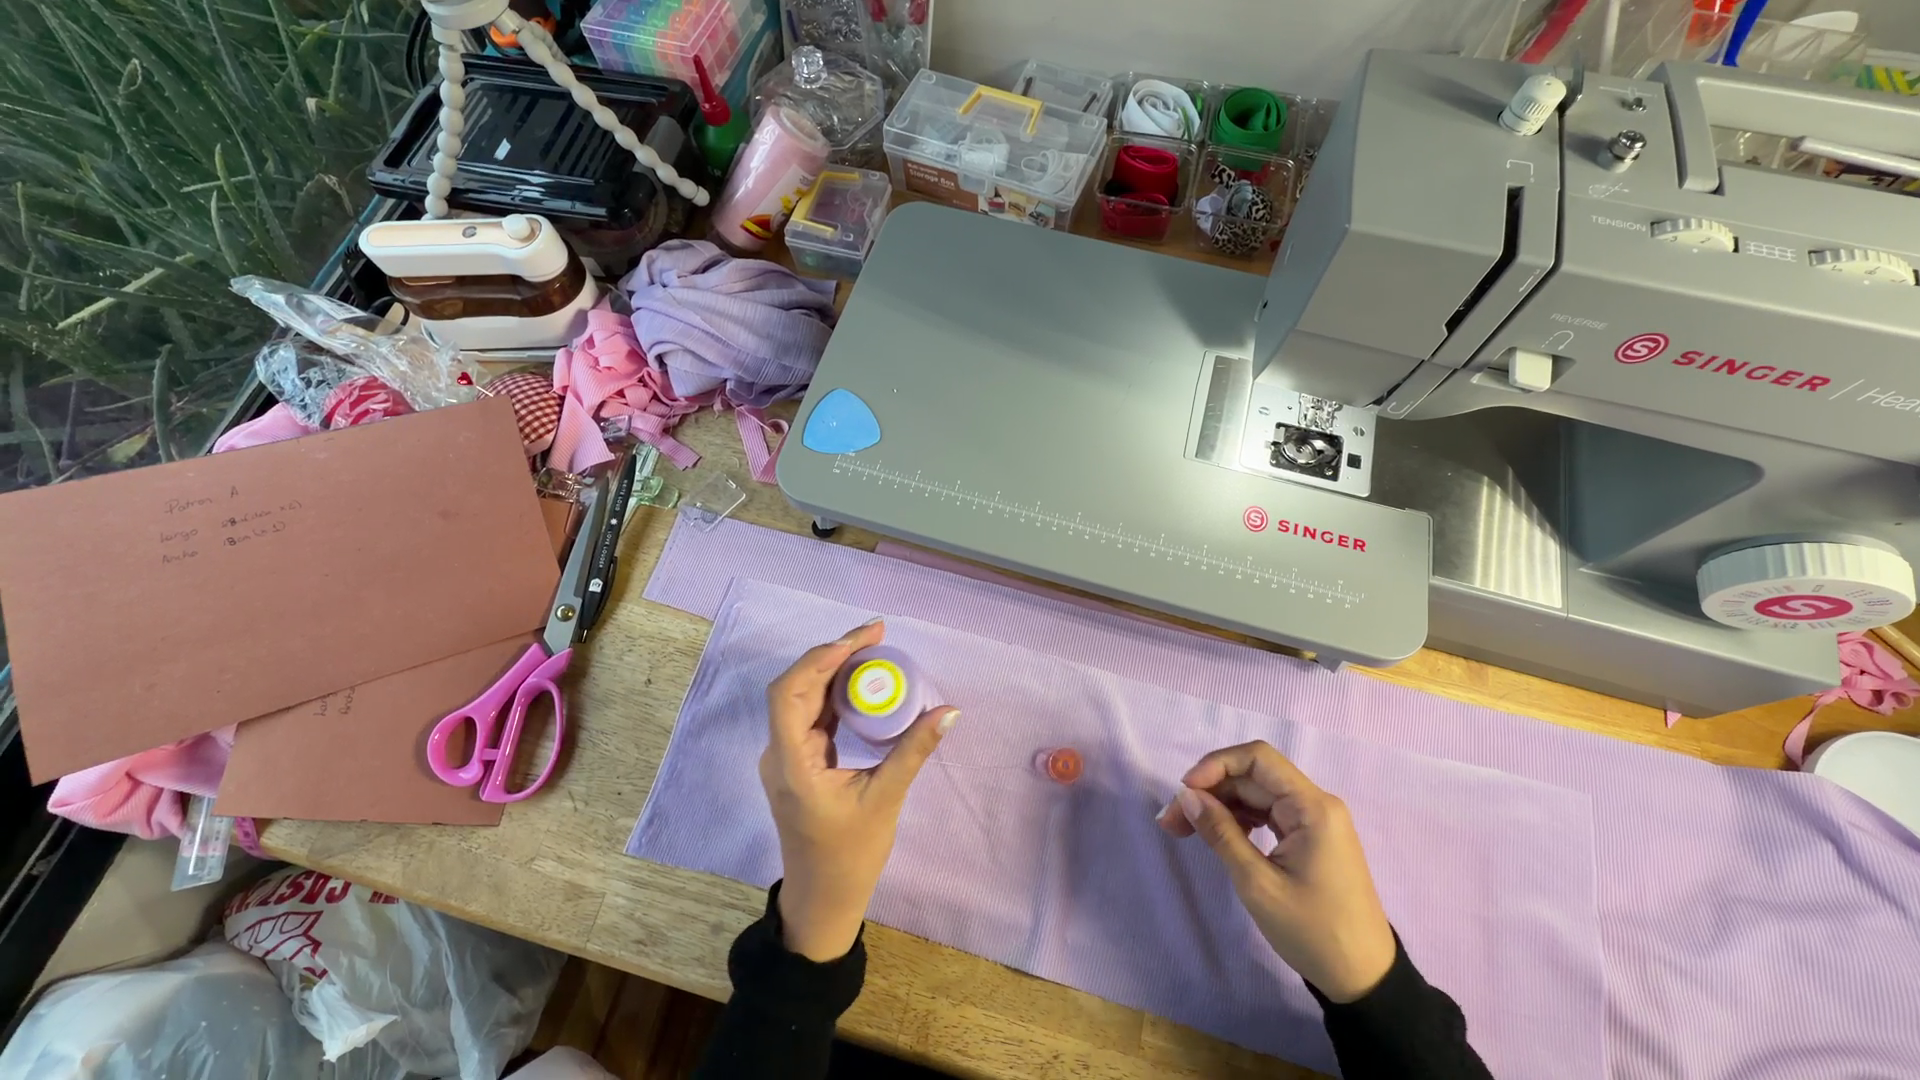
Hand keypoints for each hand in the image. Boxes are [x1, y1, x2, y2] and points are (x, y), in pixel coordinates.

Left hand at [759, 619, 958, 961]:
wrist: (824, 897)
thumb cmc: (851, 854)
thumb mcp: (886, 799)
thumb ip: (914, 751)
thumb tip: (949, 710)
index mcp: (791, 764)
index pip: (789, 694)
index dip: (819, 659)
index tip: (860, 640)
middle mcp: (779, 753)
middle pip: (795, 688)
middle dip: (832, 656)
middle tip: (876, 634)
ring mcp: (786, 757)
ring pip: (802, 699)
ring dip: (833, 671)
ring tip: (874, 648)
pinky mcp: (798, 761)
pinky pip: (812, 715)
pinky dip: (834, 693)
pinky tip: (862, 682)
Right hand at [1156, 741, 1395, 1001]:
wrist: (1363, 978)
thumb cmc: (1313, 931)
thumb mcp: (1257, 883)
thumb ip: (1221, 833)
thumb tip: (1187, 796)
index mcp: (1312, 807)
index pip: (1257, 759)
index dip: (1216, 765)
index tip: (1184, 792)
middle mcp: (1315, 804)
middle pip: (1253, 777)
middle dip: (1209, 791)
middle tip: (1171, 821)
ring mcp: (1313, 821)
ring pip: (1256, 795)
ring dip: (1219, 805)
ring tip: (1183, 830)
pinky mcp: (1309, 838)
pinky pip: (1267, 814)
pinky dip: (1238, 819)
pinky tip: (1216, 836)